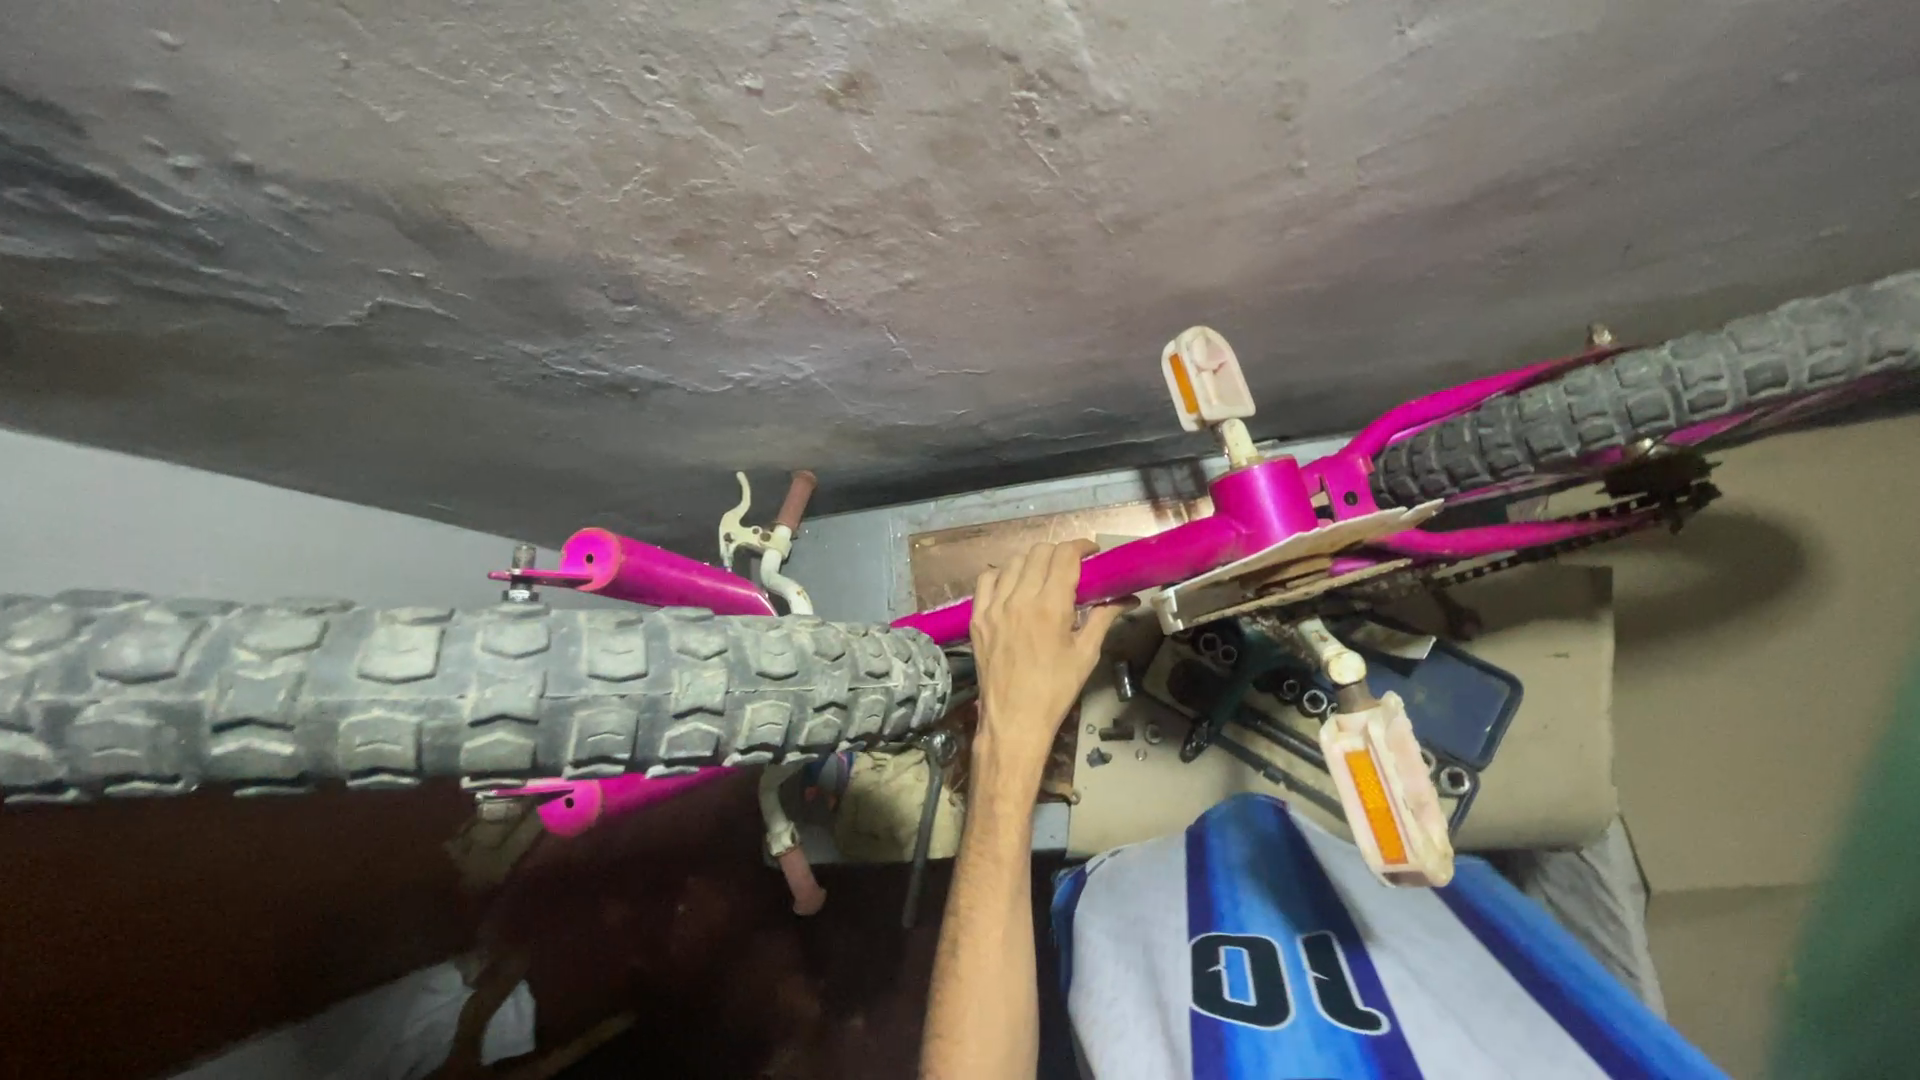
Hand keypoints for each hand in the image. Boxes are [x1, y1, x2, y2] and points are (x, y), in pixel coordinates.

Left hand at [969, 540, 1130, 789]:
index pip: (1065, 556)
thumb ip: (1103, 617)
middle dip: (1059, 553)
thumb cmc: (1055, 689)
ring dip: (1032, 561)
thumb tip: (1127, 598)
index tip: (1091, 552)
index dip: (1080, 547)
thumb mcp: (1086, 654)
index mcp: (1050, 606)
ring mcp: (994, 606)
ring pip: (1012, 562)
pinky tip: (1012, 584)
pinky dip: (1001, 574)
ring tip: (1043, 575)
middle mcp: (1020, 599)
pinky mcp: (977, 617)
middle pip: (1039, 553)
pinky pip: (986, 580)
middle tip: (1071, 566)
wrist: (1014, 718)